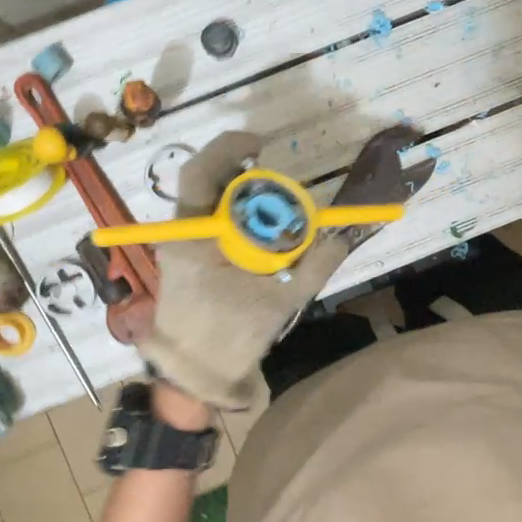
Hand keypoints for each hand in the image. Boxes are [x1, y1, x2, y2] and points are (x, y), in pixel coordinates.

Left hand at [136, 132, 346, 408]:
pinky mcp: (190, 258)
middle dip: (246, 177)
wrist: (192, 375)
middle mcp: (181, 233)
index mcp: (192, 238)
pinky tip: (265, 235)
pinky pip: (215, 224)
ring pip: (213, 203)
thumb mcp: (277, 304)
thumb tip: (339, 239)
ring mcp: (183, 245)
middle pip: (209, 183)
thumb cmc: (227, 338)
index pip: (200, 174)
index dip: (228, 149)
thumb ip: (311, 269)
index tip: (262, 146)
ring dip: (245, 199)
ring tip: (278, 211)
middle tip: (281, 185)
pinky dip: (241, 220)